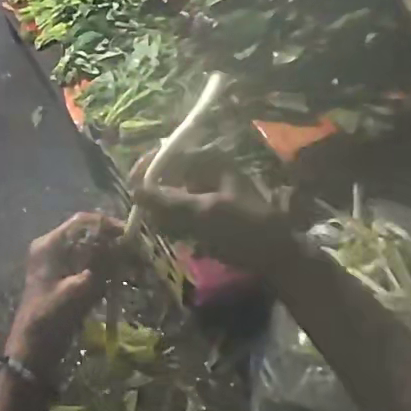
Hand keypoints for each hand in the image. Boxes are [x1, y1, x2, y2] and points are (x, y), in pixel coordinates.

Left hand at [7, 212, 121, 370]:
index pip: (82, 222)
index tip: (132, 236)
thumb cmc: (50, 318)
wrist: (32, 350)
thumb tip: (125, 244)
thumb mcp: (78, 290)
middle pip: (88, 235)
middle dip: (114, 243)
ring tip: (136, 267)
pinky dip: (104, 271)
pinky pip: (88, 266)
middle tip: (139, 254)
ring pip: (91, 251)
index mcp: (49, 245)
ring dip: (112, 257)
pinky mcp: (65, 279)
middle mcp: (52, 248)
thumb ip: (102, 265)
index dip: (108, 225)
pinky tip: (121, 279)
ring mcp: (58, 264)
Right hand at [131, 150, 297, 272]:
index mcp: (210, 160)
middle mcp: (207, 170)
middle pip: (166, 177)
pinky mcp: (208, 211)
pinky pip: (181, 213)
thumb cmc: (246, 229)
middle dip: (158, 199)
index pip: (167, 153)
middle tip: (157, 221)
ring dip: (168, 216)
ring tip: (179, 234)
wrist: (279, 257)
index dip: (146, 169)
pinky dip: (178, 225)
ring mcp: (208, 190)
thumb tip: (134, 191)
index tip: (132, 190)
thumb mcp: (205, 214)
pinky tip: (188, 240)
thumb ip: (168, 202)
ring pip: (171, 198)